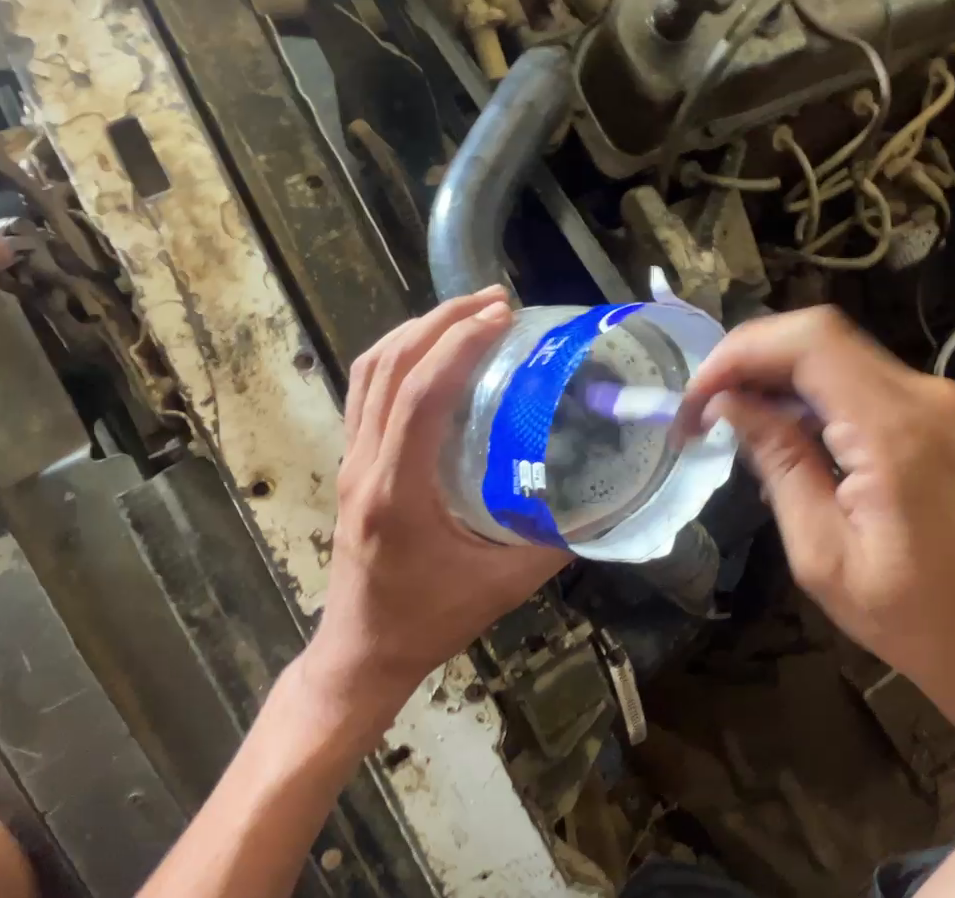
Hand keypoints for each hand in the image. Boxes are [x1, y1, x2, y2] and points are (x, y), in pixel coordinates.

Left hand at [302, 287, 571, 715]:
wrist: (362, 652)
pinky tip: (434, 354)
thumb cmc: (430, 621)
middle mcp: (366, 464)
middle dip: (441, 321)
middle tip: (495, 301)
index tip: (504, 318)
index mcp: (398, 491)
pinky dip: (398, 356)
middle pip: (389, 367)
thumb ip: (555, 541)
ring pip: (369, 371)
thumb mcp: (504, 587)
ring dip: (416, 331)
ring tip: (467, 313)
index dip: (460, 345)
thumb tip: (604, 500)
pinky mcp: (351, 464)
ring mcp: (351, 461)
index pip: (421, 395)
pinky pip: (365, 391)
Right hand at [678, 308, 954, 723]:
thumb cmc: (908, 618)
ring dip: (776, 373)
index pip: (809, 343)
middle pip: (820, 335)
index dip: (740, 353)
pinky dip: (809, 390)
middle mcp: (923, 395)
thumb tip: (728, 403)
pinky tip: (780, 428)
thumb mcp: (822, 553)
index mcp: (896, 430)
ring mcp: (936, 399)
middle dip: (750, 360)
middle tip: (702, 410)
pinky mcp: (936, 412)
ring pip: (836, 351)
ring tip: (729, 419)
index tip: (694, 400)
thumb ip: (779, 462)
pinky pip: (858, 378)